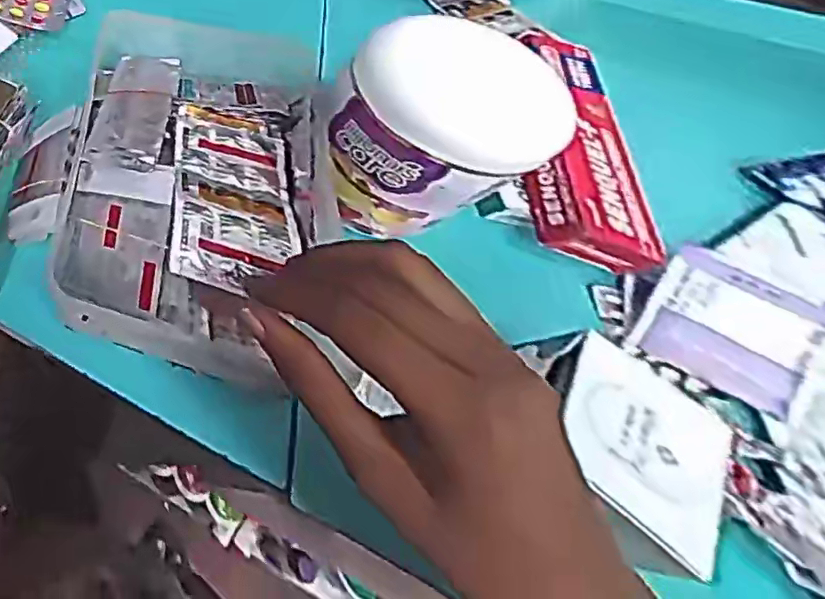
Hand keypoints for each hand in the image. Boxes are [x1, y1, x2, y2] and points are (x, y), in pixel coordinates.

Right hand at [241, 242, 642, 598]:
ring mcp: (505, 349)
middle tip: (269, 282)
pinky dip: (379, 271)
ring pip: (412, 268)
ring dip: (347, 259)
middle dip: (314, 272)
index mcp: (460, 407)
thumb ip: (317, 390)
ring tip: (302, 275)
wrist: (571, 585)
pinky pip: (434, 286)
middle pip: (385, 282)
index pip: (360, 320)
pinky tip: (348, 285)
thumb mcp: (378, 478)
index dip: (297, 295)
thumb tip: (259, 322)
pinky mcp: (507, 347)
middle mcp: (489, 361)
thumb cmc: (467, 547)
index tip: (253, 292)